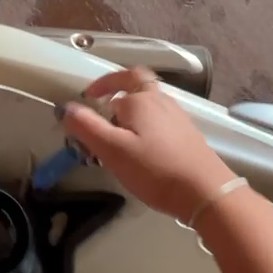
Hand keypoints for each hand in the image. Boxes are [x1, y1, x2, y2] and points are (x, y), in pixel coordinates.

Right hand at [61, 67, 238, 221]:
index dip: (102, 85)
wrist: (206, 192)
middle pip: (138, 86)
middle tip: (103, 112)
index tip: (87, 98)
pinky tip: (142, 150)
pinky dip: (145, 127)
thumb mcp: (111, 150)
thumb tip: (66, 107)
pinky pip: (161, 121)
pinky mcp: (188, 135)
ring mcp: (178, 118)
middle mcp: (161, 101)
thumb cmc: (154, 169)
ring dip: (131, 112)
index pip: (118, 81)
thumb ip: (86, 126)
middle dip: (119, 93)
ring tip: (118, 138)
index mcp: (140, 100)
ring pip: (150, 104)